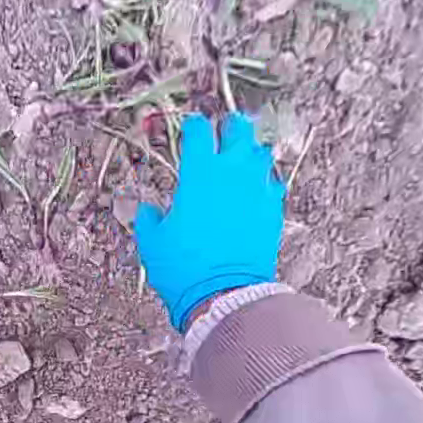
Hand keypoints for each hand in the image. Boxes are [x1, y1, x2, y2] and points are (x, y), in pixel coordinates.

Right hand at [133, 113, 285, 330]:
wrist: (223, 295)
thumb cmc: (184, 269)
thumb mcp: (153, 244)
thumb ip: (149, 220)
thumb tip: (149, 211)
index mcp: (199, 174)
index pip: (199, 132)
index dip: (193, 127)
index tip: (190, 129)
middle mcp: (232, 173)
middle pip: (238, 130)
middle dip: (229, 128)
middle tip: (223, 131)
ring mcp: (257, 190)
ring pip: (260, 153)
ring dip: (249, 153)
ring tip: (240, 161)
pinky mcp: (273, 210)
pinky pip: (272, 185)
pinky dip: (262, 184)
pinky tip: (254, 193)